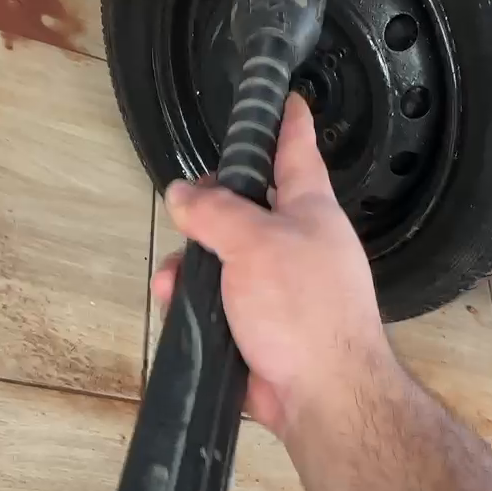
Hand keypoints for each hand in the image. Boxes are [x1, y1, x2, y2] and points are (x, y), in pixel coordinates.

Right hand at [151, 95, 396, 437]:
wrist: (320, 394)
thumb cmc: (302, 307)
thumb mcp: (256, 244)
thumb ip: (216, 212)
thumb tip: (182, 193)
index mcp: (310, 212)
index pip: (297, 152)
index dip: (287, 121)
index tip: (283, 97)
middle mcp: (296, 247)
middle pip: (246, 211)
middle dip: (209, 210)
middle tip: (184, 211)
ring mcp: (277, 292)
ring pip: (223, 263)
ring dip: (190, 267)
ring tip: (171, 280)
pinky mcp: (257, 331)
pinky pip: (217, 306)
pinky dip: (193, 306)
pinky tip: (174, 306)